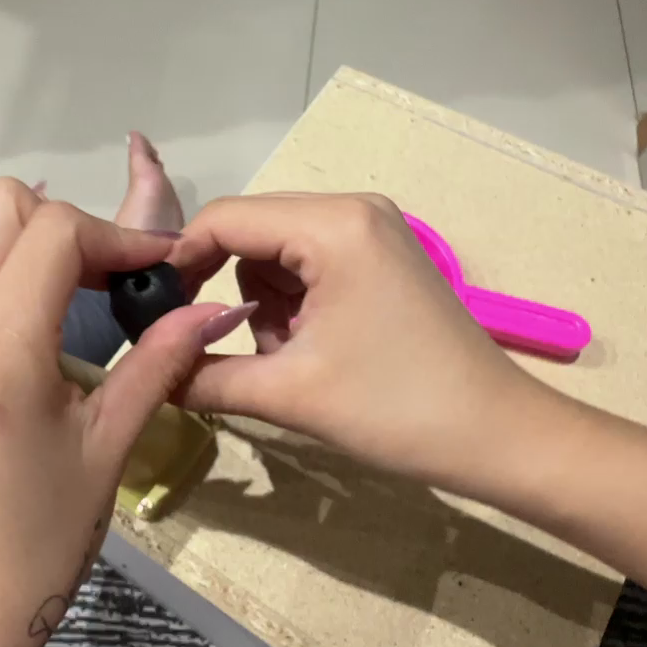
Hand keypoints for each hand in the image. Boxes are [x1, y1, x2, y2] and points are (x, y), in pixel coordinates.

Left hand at [0, 179, 243, 646]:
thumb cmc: (46, 533)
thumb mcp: (112, 442)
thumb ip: (161, 359)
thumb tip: (218, 306)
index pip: (55, 232)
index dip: (117, 236)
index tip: (157, 266)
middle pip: (0, 205)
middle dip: (66, 224)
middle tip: (108, 277)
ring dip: (19, 236)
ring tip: (64, 286)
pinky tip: (21, 311)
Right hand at [169, 193, 548, 492]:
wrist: (498, 436)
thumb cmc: (397, 409)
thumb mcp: (289, 394)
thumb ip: (204, 377)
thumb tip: (148, 373)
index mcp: (333, 225)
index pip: (225, 219)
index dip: (180, 261)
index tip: (154, 313)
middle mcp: (352, 210)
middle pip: (250, 231)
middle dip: (225, 288)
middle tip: (212, 345)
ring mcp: (371, 230)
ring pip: (275, 252)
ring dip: (262, 303)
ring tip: (288, 358)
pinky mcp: (380, 257)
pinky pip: (307, 265)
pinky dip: (292, 305)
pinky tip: (310, 349)